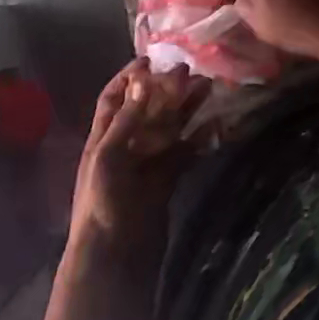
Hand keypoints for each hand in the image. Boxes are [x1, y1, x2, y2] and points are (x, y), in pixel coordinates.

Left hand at [69, 59, 209, 252]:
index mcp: (103, 138)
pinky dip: (201, 138)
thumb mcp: (108, 157)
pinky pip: (185, 152)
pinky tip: (217, 125)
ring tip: (209, 87)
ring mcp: (148, 163)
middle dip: (167, 88)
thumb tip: (143, 79)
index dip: (128, 77)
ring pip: (170, 127)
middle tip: (192, 70)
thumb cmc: (101, 205)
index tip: (151, 58)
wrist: (113, 261)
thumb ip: (127, 119)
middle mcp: (126, 146)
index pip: (113, 97)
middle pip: (147, 108)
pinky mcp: (167, 181)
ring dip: (187, 107)